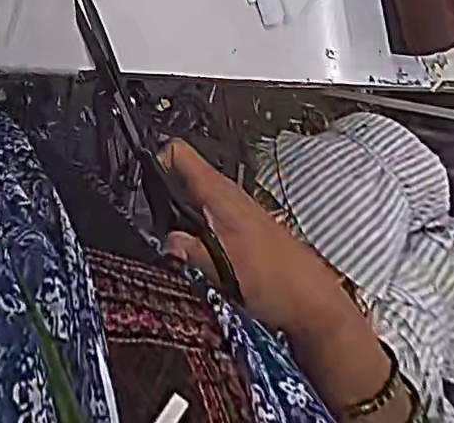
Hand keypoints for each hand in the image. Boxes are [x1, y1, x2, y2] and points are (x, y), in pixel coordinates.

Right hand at [159, 138, 360, 339]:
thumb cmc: (279, 280)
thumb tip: (165, 241)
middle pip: (184, 174)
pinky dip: (195, 225)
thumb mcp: (225, 270)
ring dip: (178, 211)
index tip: (141, 179)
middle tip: (148, 216)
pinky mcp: (240, 226)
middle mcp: (228, 194)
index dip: (156, 159)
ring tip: (168, 236)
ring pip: (195, 196)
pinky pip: (208, 214)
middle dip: (163, 191)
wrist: (312, 302)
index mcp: (221, 192)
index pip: (180, 152)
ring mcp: (234, 209)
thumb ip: (190, 253)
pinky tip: (195, 250)